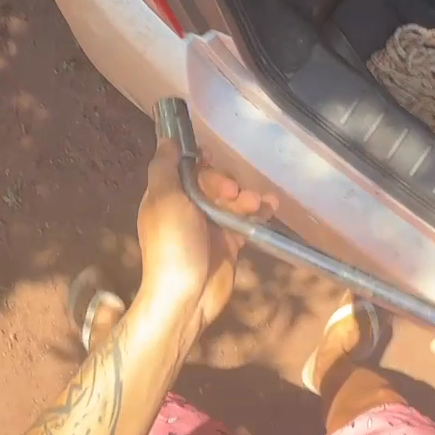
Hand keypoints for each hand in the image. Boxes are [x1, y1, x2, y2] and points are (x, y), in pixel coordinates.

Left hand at [136, 140, 274, 326]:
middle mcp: (188, 208)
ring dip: (247, 197)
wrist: (186, 296)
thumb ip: (165, 167)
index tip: (211, 159)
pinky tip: (270, 209)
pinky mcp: (229, 243)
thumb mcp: (163, 198)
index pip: (186, 168)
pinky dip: (258, 213)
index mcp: (168, 196)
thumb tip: (166, 138)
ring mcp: (210, 226)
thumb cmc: (172, 244)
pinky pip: (246, 220)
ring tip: (257, 204)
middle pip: (213, 182)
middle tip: (233, 194)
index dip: (201, 163)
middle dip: (226, 183)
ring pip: (233, 200)